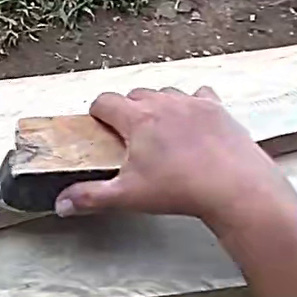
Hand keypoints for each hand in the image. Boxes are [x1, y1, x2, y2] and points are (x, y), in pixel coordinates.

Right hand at [53, 87, 294, 230]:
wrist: (234, 186)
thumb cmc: (181, 189)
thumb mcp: (129, 196)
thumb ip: (92, 197)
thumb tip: (62, 203)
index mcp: (138, 119)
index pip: (106, 101)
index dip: (98, 112)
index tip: (99, 123)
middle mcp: (164, 103)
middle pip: (136, 93)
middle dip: (129, 109)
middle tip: (130, 133)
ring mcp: (193, 103)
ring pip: (167, 92)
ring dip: (159, 104)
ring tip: (161, 128)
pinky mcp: (218, 108)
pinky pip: (201, 94)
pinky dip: (194, 103)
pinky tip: (195, 119)